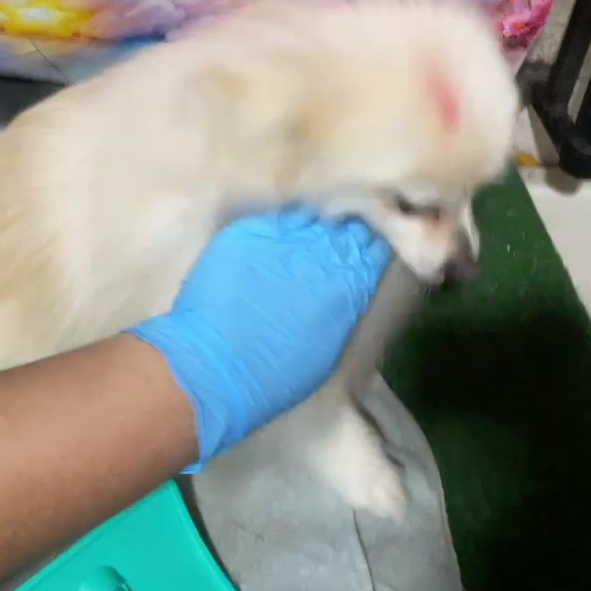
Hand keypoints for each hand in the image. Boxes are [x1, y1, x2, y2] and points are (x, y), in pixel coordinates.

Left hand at [128, 209, 390, 462]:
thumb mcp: (330, 347)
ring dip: (319, 219)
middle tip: (353, 223)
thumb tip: (353, 285)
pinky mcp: (249, 230)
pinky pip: (278, 216)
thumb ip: (347, 305)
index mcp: (347, 284)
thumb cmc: (275, 375)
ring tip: (319, 222)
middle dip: (353, 224)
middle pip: (348, 225)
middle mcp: (321, 253)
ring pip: (313, 214)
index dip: (378, 241)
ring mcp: (284, 237)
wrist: (211, 367)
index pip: (376, 248)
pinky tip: (287, 225)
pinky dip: (286, 220)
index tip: (378, 238)